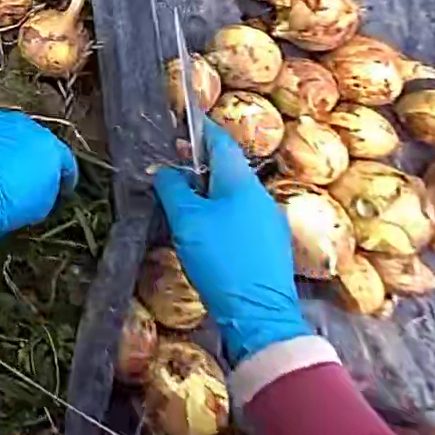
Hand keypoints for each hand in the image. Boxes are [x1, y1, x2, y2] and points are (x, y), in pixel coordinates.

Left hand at [0, 104, 78, 243]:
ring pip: (19, 131)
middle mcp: (36, 129)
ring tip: (6, 162)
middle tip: (30, 176)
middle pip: (43, 144)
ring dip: (16, 144)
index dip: (65, 179)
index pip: (67, 163)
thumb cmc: (8, 202)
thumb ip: (52, 189)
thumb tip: (48, 185)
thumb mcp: (42, 207)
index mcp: (55, 150)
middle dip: (39, 158)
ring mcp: (10, 120)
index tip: (60, 189)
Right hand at [153, 120, 312, 363]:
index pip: (221, 141)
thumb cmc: (221, 259)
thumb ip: (172, 188)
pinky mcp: (269, 243)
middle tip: (175, 156)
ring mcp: (269, 220)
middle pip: (229, 165)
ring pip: (234, 189)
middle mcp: (260, 195)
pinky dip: (220, 205)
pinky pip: (241, 211)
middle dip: (201, 158)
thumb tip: (165, 170)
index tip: (184, 117)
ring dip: (209, 184)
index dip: (201, 128)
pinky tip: (204, 221)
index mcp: (241, 182)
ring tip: (183, 190)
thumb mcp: (187, 220)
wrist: (261, 317)